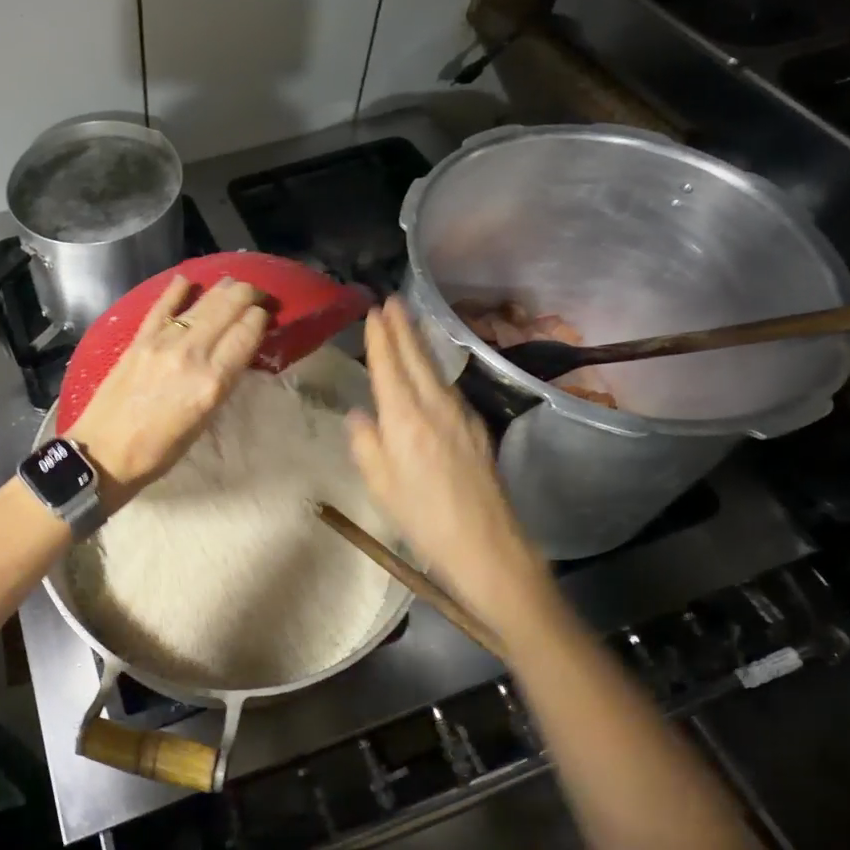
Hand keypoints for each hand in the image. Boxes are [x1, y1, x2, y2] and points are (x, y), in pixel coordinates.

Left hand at [66, 275, 268, 510]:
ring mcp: (163, 342)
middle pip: (229, 306)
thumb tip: (235, 353)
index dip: (262, 317)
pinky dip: (178, 289)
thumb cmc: (159, 451)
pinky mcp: (139, 338)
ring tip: (232, 286)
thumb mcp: (204, 421)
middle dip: (249, 295)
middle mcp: (192, 354)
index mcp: (213, 381)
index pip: (248, 332)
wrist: (103, 453)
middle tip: (256, 296)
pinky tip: (188, 281)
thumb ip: (221, 382)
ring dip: (223, 288)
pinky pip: (163, 305)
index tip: (266, 315)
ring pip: (203, 300)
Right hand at [347, 298, 554, 631]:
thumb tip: (361, 414)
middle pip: (417, 359)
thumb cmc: (423, 519)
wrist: (488, 547)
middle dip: (403, 328)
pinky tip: (431, 374)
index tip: (374, 312)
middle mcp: (435, 408)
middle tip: (392, 301)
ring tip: (409, 325)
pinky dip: (435, 372)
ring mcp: (461, 417)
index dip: (380, 338)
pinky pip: (449, 390)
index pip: (389, 366)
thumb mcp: (380, 485)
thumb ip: (366, 443)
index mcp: (405, 419)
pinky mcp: (477, 431)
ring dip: (420, 345)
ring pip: (436, 371)